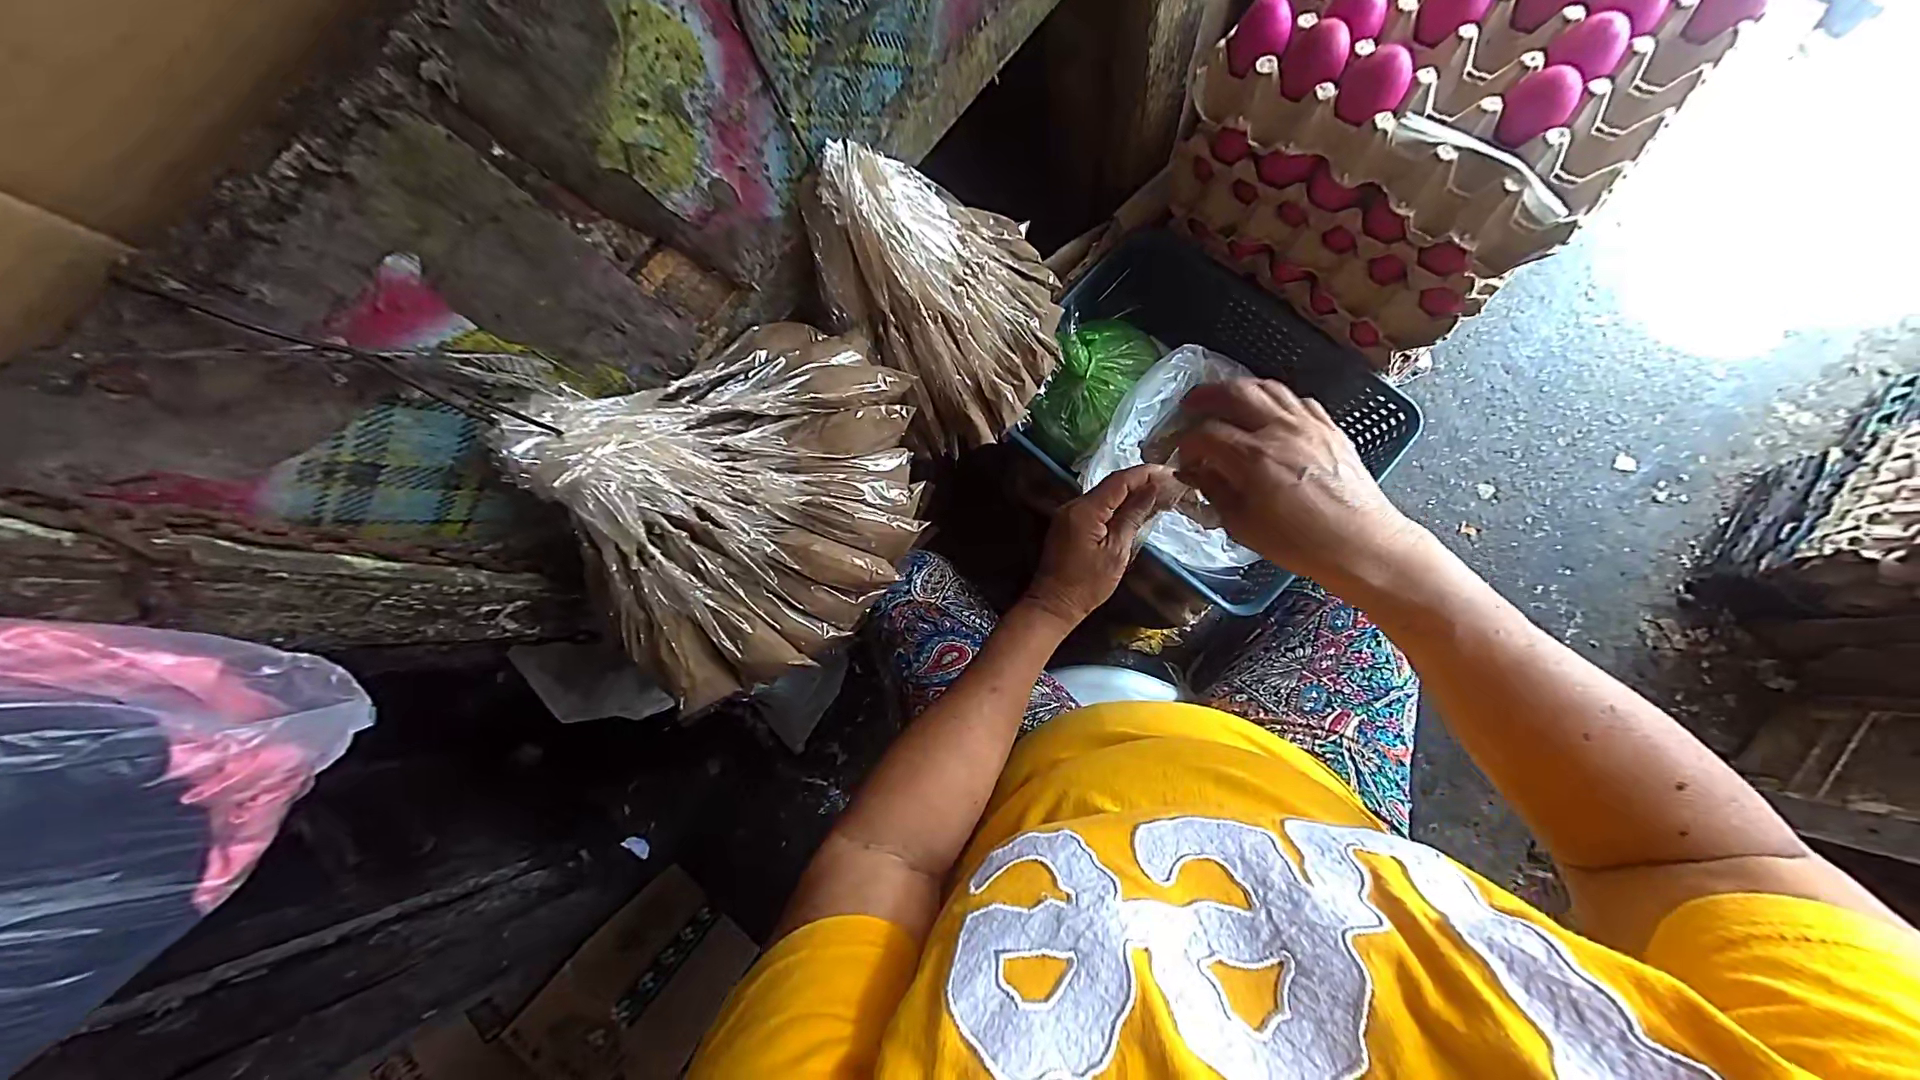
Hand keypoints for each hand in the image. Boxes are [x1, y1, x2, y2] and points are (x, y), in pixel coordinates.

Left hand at [1022, 465, 1180, 625]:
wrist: (1054, 604)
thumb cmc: (1087, 584)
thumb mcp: (1117, 552)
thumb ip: (1132, 517)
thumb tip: (1151, 490)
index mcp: (1085, 510)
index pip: (1119, 481)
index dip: (1146, 473)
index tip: (1171, 472)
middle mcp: (1073, 505)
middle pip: (1111, 484)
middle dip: (1141, 481)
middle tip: (1170, 483)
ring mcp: (1068, 513)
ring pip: (1104, 494)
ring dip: (1130, 492)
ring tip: (1159, 493)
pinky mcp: (1069, 523)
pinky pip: (1096, 506)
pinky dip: (1117, 504)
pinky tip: (1135, 507)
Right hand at [1174, 378, 1426, 591]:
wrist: (1360, 543)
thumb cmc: (1300, 543)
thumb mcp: (1242, 525)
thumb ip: (1214, 491)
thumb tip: (1195, 472)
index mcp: (1253, 458)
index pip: (1205, 433)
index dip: (1186, 443)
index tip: (1183, 457)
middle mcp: (1280, 431)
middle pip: (1235, 392)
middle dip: (1206, 395)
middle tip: (1191, 403)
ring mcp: (1309, 425)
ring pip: (1268, 387)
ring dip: (1240, 389)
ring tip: (1226, 400)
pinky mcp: (1330, 428)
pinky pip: (1297, 399)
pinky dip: (1275, 400)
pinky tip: (1268, 414)